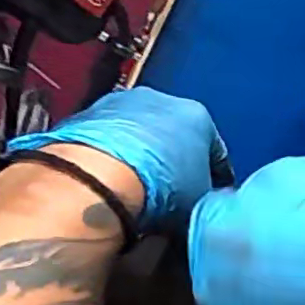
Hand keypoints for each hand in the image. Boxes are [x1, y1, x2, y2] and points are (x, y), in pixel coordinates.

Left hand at [7, 87, 231, 226]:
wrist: (102, 176)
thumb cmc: (158, 185)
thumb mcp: (199, 202)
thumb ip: (206, 196)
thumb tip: (201, 204)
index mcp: (198, 116)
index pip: (215, 151)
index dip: (214, 179)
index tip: (209, 196)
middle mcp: (161, 100)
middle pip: (175, 136)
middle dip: (175, 162)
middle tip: (172, 195)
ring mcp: (121, 103)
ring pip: (141, 134)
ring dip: (143, 158)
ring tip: (138, 191)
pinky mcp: (88, 113)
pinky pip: (110, 139)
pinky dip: (113, 157)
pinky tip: (112, 183)